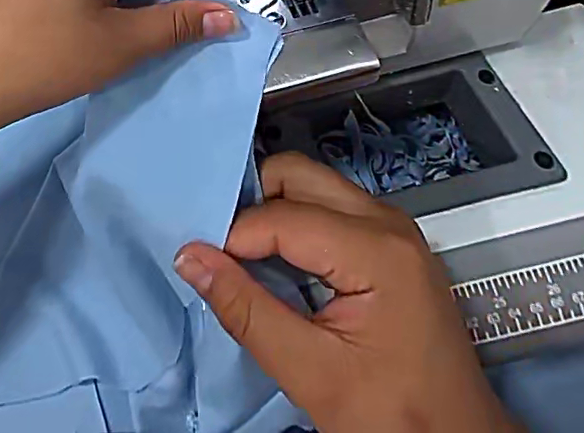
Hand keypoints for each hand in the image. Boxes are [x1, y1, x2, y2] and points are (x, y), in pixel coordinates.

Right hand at [174, 154, 518, 432]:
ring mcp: (391, 225)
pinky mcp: (388, 237)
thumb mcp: (312, 374)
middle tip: (227, 252)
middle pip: (297, 175)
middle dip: (253, 205)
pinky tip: (281, 260)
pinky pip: (327, 203)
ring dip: (273, 210)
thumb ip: (246, 310)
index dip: (234, 238)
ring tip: (249, 258)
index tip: (208, 267)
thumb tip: (189, 258)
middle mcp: (386, 220)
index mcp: (376, 250)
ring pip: (310, 183)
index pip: (282, 218)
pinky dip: (295, 221)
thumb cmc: (395, 418)